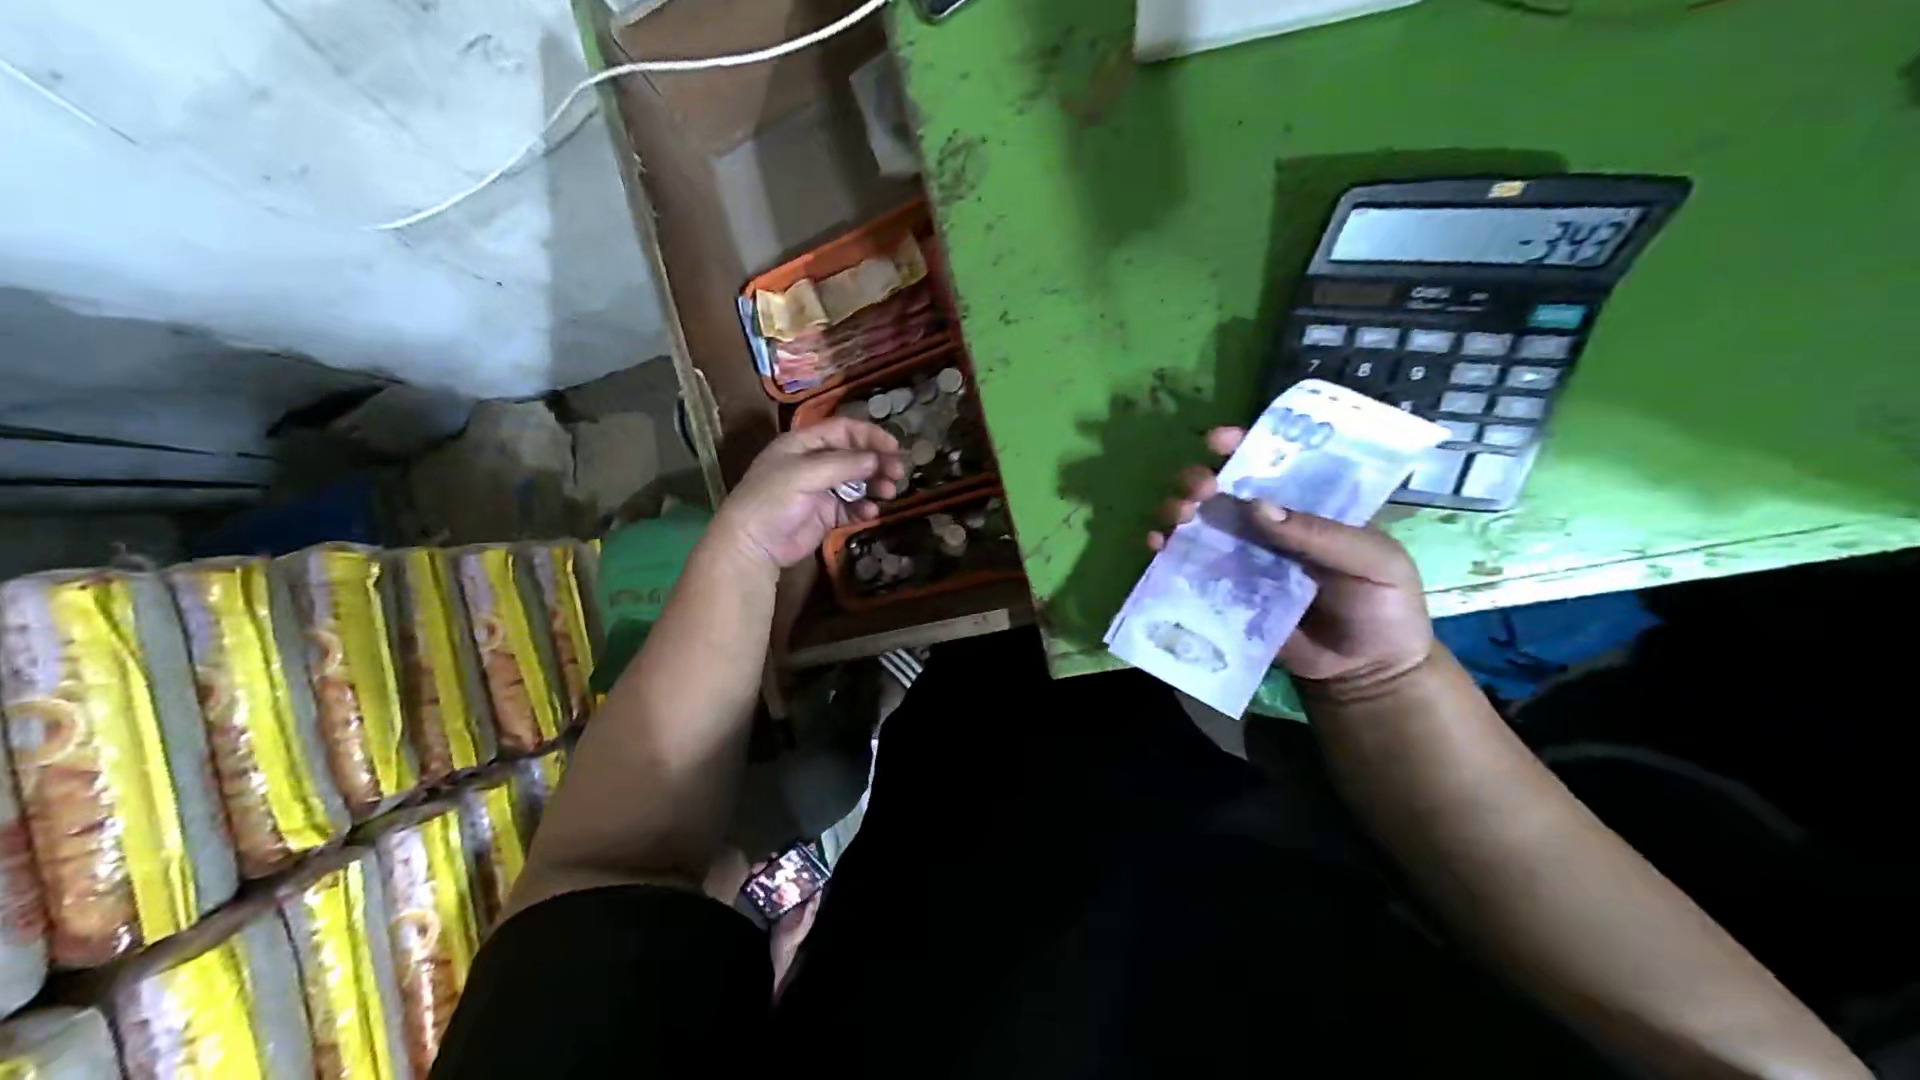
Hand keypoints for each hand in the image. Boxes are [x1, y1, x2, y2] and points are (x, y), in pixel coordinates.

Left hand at [712, 419, 906, 569]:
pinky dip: (864, 508)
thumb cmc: (770, 499)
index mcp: (803, 443)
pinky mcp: (825, 514)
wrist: (751, 544)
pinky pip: (852, 506)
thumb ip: (842, 464)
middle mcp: (814, 462)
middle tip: (897, 473)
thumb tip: (877, 459)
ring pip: (857, 481)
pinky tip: (870, 513)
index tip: (893, 447)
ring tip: (888, 493)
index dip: (870, 435)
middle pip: (854, 455)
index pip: (843, 430)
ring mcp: (821, 489)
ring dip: (875, 485)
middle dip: (877, 462)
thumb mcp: (803, 474)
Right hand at [1149, 426, 1434, 698]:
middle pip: (1222, 488)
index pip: (1272, 463)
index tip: (1218, 440)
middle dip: (1200, 479)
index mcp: (1307, 505)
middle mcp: (1266, 525)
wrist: (1366, 672)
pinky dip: (1165, 550)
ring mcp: (1240, 557)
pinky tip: (1155, 545)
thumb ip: (1322, 535)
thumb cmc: (1384, 606)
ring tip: (1177, 516)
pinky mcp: (1223, 591)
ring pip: (1196, 522)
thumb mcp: (1375, 561)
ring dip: (1177, 509)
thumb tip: (1256, 505)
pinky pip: (1187, 565)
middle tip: (1200, 490)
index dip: (1242, 444)